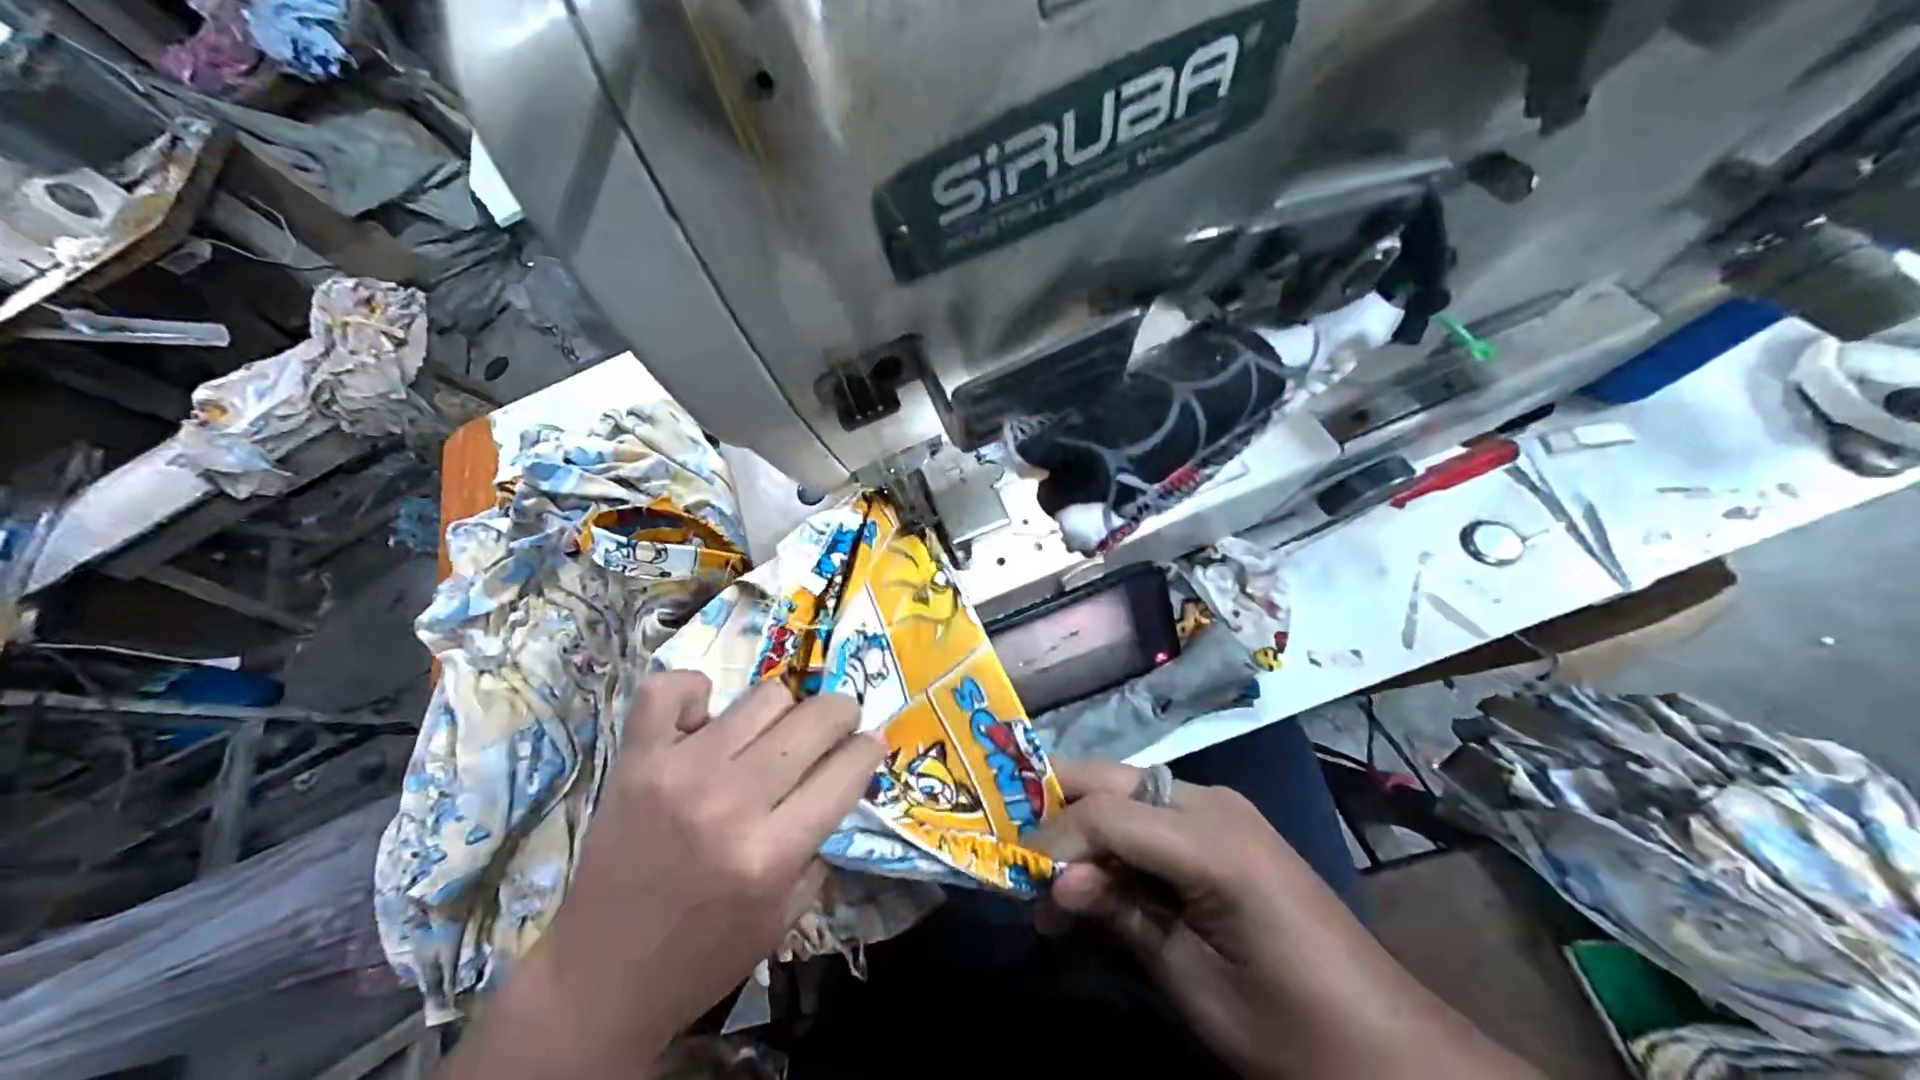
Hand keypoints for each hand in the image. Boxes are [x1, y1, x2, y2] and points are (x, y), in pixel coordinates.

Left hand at [446, 674, 885, 1078]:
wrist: (601, 975)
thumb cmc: (704, 954)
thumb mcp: (785, 917)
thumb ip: (822, 845)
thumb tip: (843, 779)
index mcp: (773, 853)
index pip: (848, 769)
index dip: (868, 749)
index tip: (868, 746)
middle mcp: (731, 802)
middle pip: (815, 718)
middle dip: (841, 716)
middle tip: (833, 729)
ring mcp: (679, 772)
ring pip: (764, 696)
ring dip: (781, 711)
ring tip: (768, 735)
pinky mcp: (635, 760)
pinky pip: (670, 689)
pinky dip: (694, 692)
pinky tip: (704, 717)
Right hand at [1037, 760, 1538, 1079]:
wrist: (1389, 1047)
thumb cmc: (1290, 1027)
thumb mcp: (1193, 981)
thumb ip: (1122, 915)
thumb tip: (1054, 883)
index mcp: (1212, 840)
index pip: (1104, 812)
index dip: (1052, 842)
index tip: (1019, 883)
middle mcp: (1212, 802)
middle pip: (1109, 780)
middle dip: (1057, 811)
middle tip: (1022, 862)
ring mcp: (1221, 809)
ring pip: (1124, 792)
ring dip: (1083, 828)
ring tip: (1055, 888)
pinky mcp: (1225, 827)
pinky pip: (1150, 815)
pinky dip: (1116, 839)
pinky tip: (1100, 882)